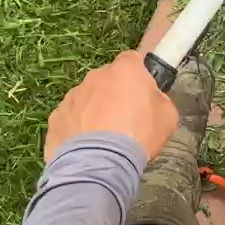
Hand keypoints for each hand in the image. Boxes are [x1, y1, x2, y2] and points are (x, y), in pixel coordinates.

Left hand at [44, 51, 178, 162]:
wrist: (99, 165)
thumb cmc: (139, 136)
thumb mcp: (168, 116)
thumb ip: (159, 100)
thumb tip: (151, 100)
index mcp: (125, 70)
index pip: (132, 59)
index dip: (139, 74)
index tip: (143, 92)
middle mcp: (95, 77)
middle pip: (107, 79)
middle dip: (114, 93)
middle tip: (125, 119)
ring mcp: (72, 96)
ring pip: (87, 98)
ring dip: (95, 110)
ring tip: (104, 138)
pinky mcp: (56, 117)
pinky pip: (71, 118)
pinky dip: (77, 128)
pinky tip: (87, 147)